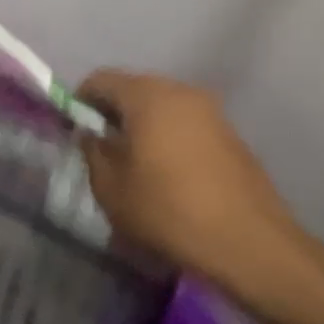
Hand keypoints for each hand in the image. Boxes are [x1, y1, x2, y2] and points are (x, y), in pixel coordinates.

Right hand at [78, 69, 309, 297]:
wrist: (248, 243)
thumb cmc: (168, 211)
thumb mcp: (111, 188)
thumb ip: (93, 151)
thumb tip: (92, 133)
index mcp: (148, 96)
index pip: (101, 80)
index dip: (80, 101)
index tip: (75, 132)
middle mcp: (181, 91)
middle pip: (134, 89)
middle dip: (113, 114)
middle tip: (102, 151)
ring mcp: (211, 112)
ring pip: (162, 107)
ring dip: (143, 127)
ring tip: (136, 166)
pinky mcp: (230, 134)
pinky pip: (187, 125)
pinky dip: (169, 138)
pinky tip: (168, 175)